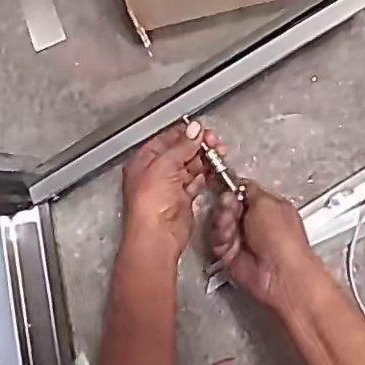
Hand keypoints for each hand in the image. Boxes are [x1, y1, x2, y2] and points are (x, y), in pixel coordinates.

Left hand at [121, 121, 218, 257]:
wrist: (157, 235)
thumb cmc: (152, 200)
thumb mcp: (164, 165)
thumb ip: (182, 146)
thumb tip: (195, 129)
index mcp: (143, 161)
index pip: (165, 140)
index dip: (183, 133)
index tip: (201, 129)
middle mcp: (155, 173)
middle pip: (179, 152)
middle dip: (197, 145)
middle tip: (214, 141)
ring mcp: (169, 187)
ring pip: (189, 167)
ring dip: (204, 159)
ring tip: (220, 152)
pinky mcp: (182, 200)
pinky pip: (195, 182)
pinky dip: (205, 174)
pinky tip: (215, 168)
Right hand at [209, 181, 334, 314]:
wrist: (279, 272)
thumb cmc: (282, 237)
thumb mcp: (266, 202)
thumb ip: (249, 189)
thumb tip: (237, 184)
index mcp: (268, 206)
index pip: (243, 191)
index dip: (230, 187)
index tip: (216, 181)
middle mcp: (254, 221)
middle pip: (227, 205)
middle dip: (226, 204)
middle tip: (230, 206)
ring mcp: (242, 237)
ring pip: (219, 221)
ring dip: (222, 221)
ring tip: (231, 225)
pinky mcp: (230, 253)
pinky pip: (216, 239)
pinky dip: (220, 237)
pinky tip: (228, 238)